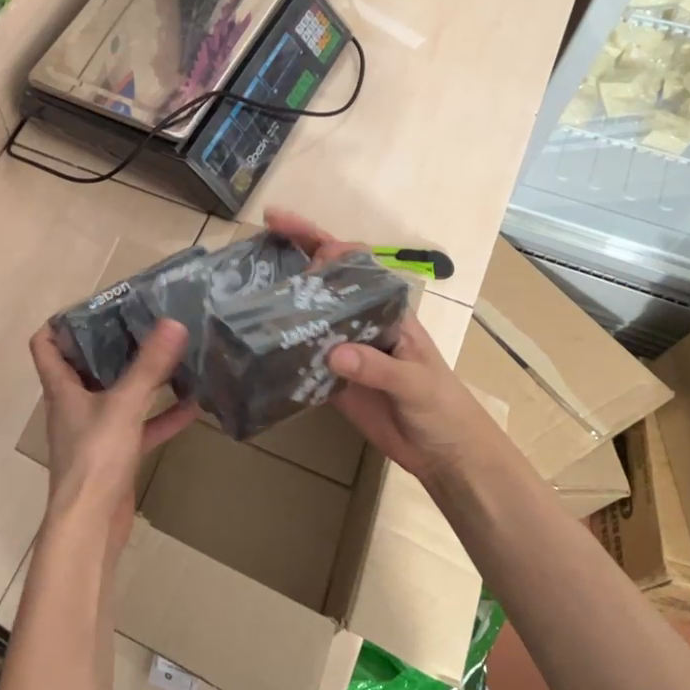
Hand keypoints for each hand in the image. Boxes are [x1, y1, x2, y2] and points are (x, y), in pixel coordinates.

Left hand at [29, 320, 200, 549]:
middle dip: (109, 344)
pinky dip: (160, 417)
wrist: (90, 523)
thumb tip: (173, 322)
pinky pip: (138, 427)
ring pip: (114, 395)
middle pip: (83, 365)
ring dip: (139, 379)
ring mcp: (92, 430)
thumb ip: (149, 366)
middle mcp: (71, 404)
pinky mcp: (113, 454)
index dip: (60, 322)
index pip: (44, 343)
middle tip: (141, 323)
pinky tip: (192, 407)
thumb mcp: (123, 405)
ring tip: (169, 356)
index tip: (93, 306)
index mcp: (60, 387)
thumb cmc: (94, 457)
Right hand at [264, 209, 502, 484]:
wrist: (445, 455)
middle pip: (324, 279)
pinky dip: (277, 343)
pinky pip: (298, 353)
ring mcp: (341, 346)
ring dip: (279, 297)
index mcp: (386, 310)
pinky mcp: (328, 375)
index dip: (325, 245)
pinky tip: (251, 335)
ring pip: (306, 312)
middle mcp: (359, 320)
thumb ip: (378, 367)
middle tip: (260, 236)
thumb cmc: (443, 408)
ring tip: (244, 281)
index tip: (294, 235)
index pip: (354, 265)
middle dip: (295, 253)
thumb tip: (333, 352)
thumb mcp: (417, 383)